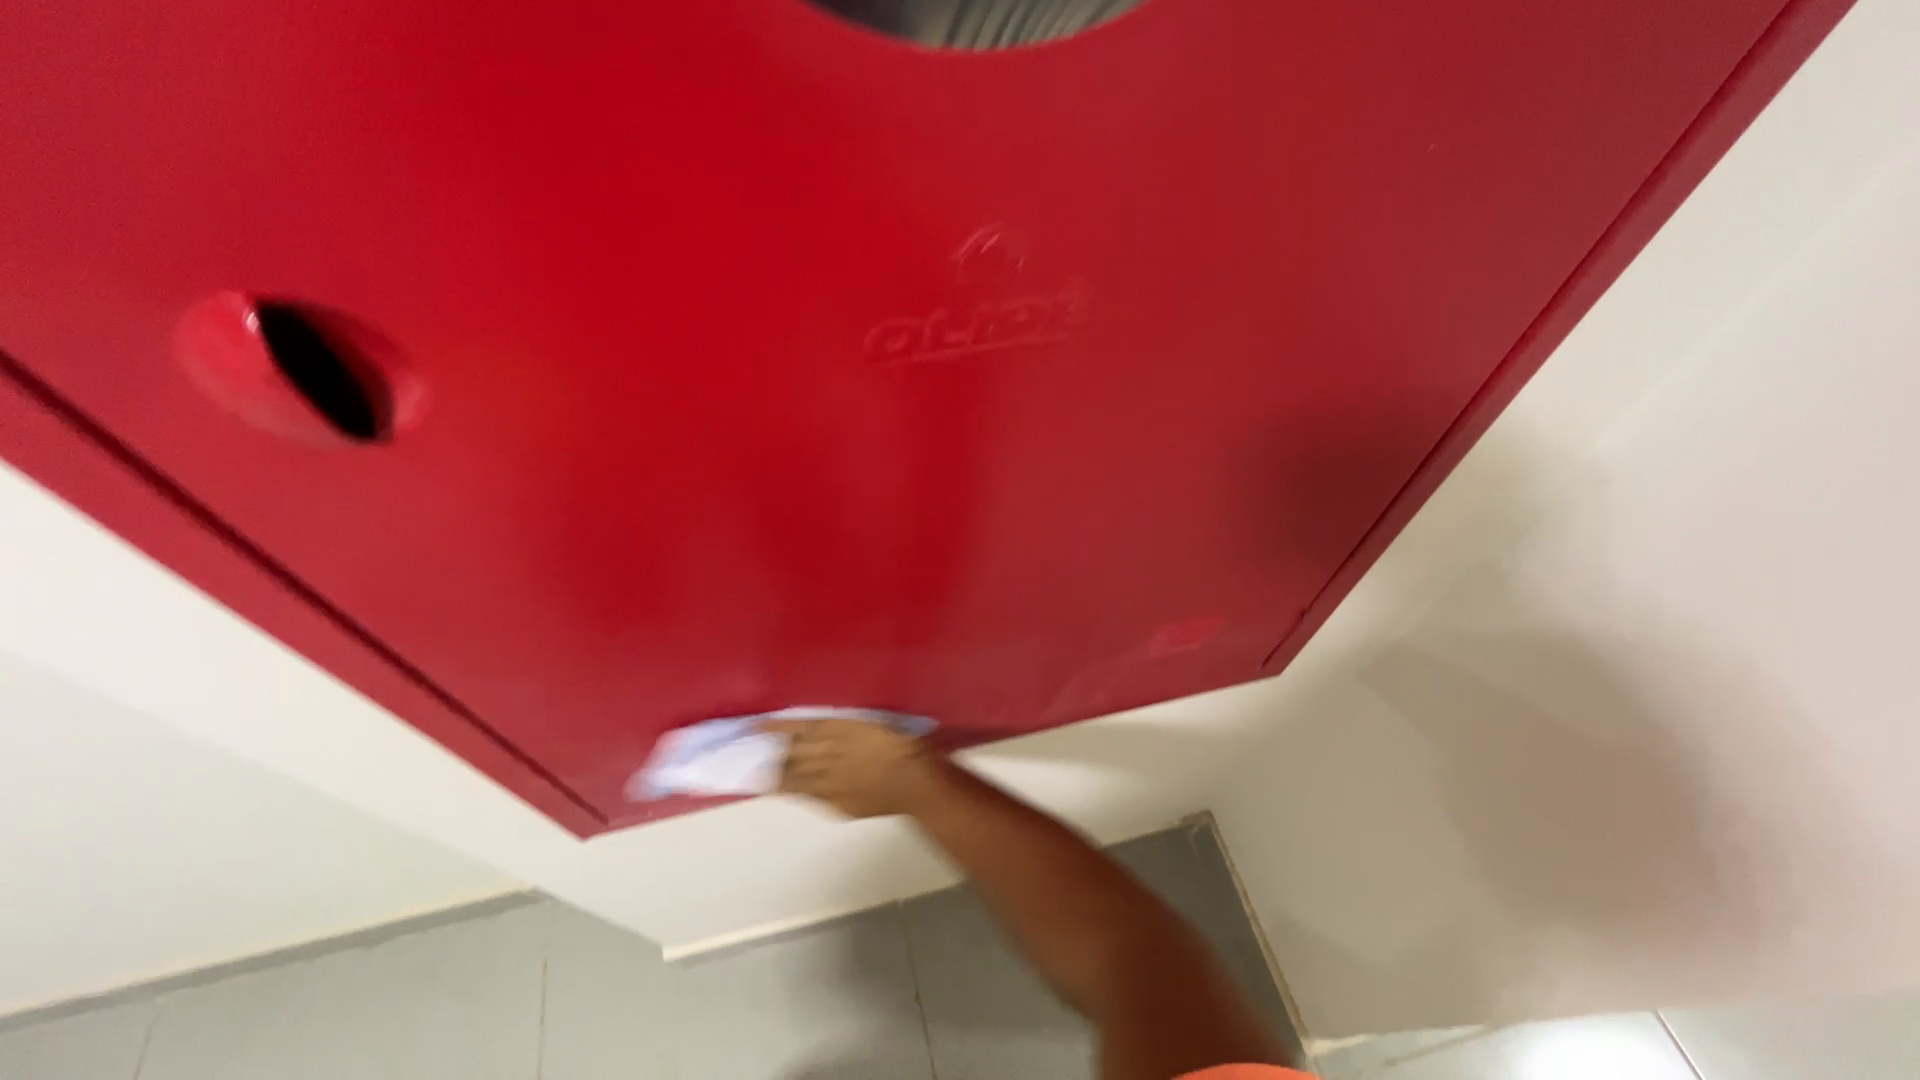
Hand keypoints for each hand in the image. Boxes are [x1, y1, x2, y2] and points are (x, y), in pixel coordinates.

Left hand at [764, 716, 944, 818]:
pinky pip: (811, 798)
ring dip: (780, 777)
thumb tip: (810, 730)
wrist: (916, 782)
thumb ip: (838, 726)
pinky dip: (801, 792)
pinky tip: (802, 791)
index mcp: (834, 731)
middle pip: (790, 756)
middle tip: (766, 754)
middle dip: (776, 754)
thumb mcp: (867, 723)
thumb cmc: (899, 742)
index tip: (757, 727)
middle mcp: (824, 757)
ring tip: (768, 777)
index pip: (795, 728)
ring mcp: (828, 786)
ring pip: (793, 780)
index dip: (775, 727)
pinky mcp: (837, 806)